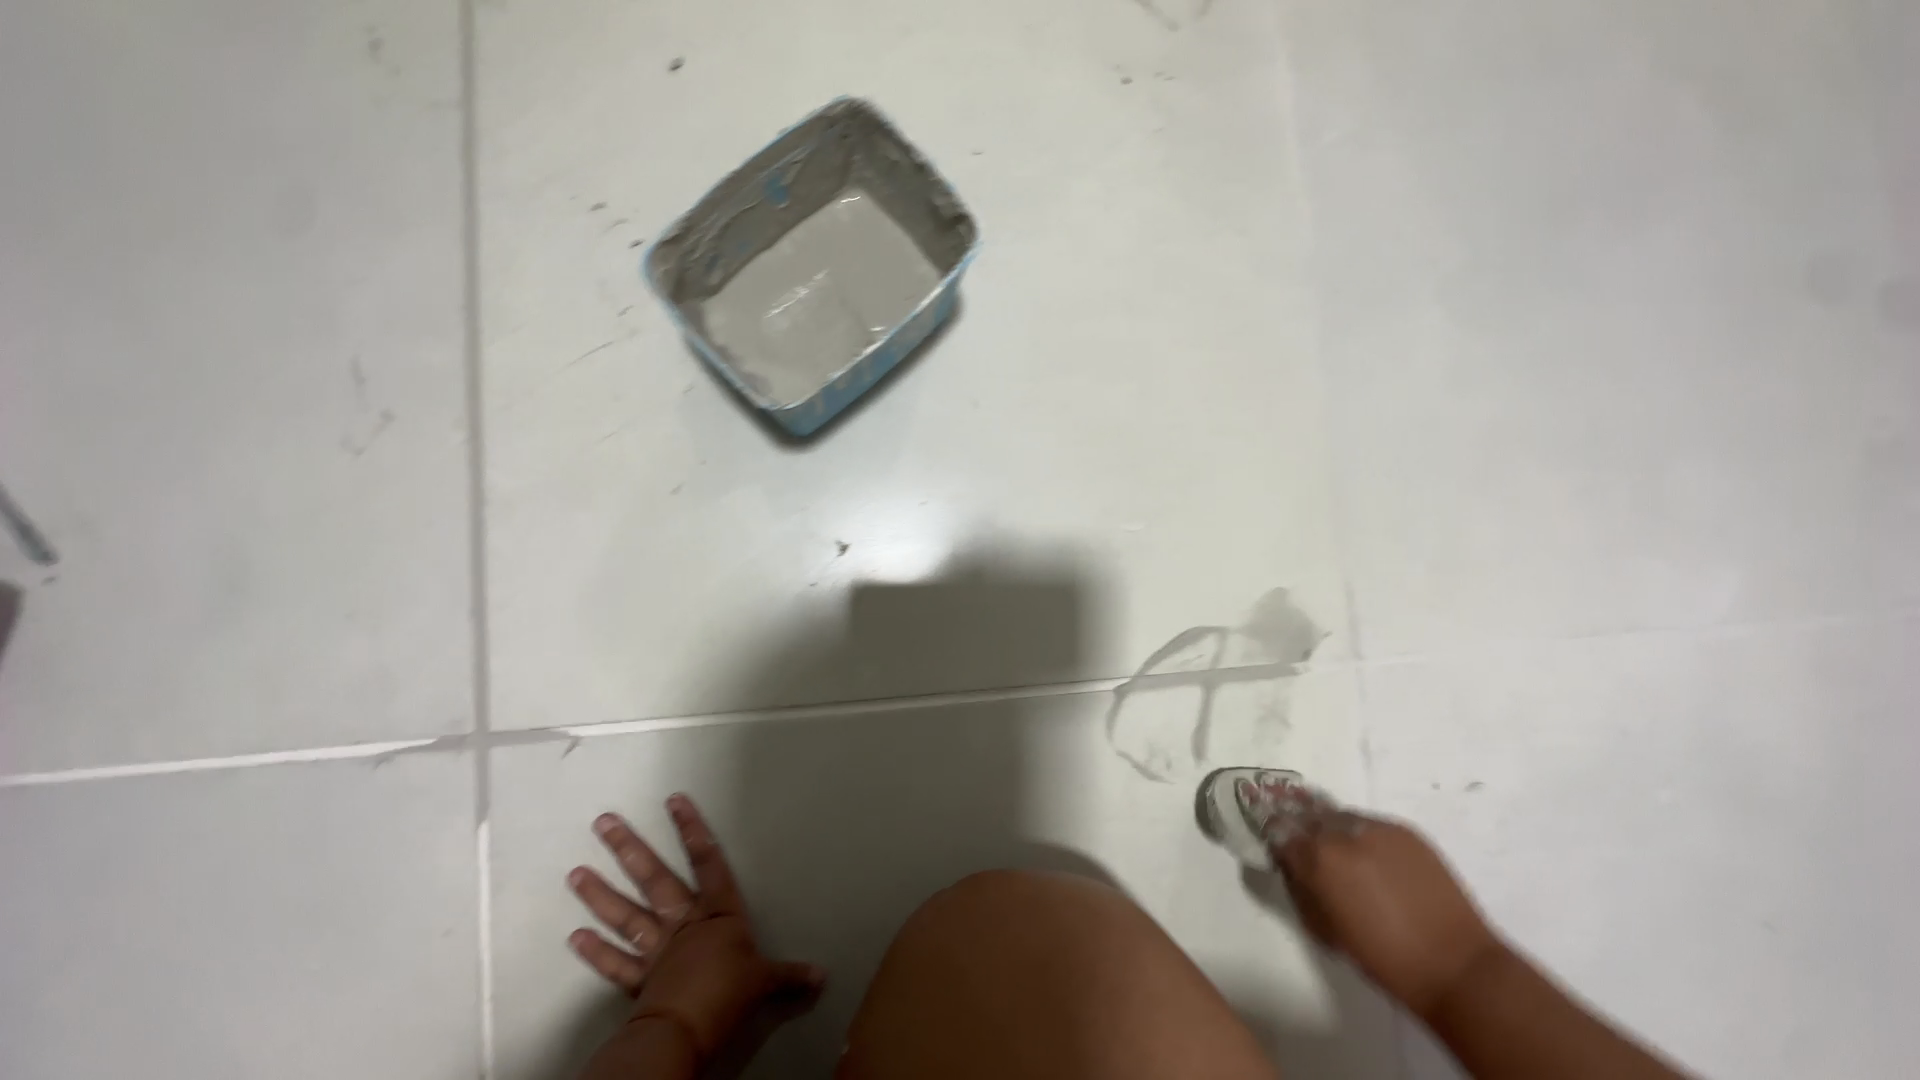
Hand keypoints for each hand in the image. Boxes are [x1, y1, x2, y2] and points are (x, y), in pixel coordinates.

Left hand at [567, 794, 825, 1063]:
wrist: (686, 1029)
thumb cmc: (729, 993)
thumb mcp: (766, 982)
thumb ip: (790, 975)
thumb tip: (823, 976)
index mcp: (718, 915)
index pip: (708, 863)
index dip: (693, 830)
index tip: (674, 801)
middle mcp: (683, 924)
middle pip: (655, 879)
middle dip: (630, 849)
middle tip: (603, 822)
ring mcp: (656, 949)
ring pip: (626, 914)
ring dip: (600, 894)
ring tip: (575, 872)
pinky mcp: (638, 980)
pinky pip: (615, 963)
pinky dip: (595, 952)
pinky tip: (575, 936)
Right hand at [1272, 804, 1501, 1018]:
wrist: (1453, 964)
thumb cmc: (1380, 956)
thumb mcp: (1323, 928)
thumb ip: (1300, 888)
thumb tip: (1292, 866)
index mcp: (1317, 857)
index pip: (1278, 829)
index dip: (1273, 836)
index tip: (1275, 845)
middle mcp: (1343, 831)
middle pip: (1307, 814)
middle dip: (1299, 824)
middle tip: (1300, 840)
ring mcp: (1378, 827)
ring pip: (1340, 816)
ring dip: (1331, 828)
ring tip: (1339, 850)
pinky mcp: (1407, 831)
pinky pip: (1371, 824)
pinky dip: (1363, 835)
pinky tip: (1372, 857)